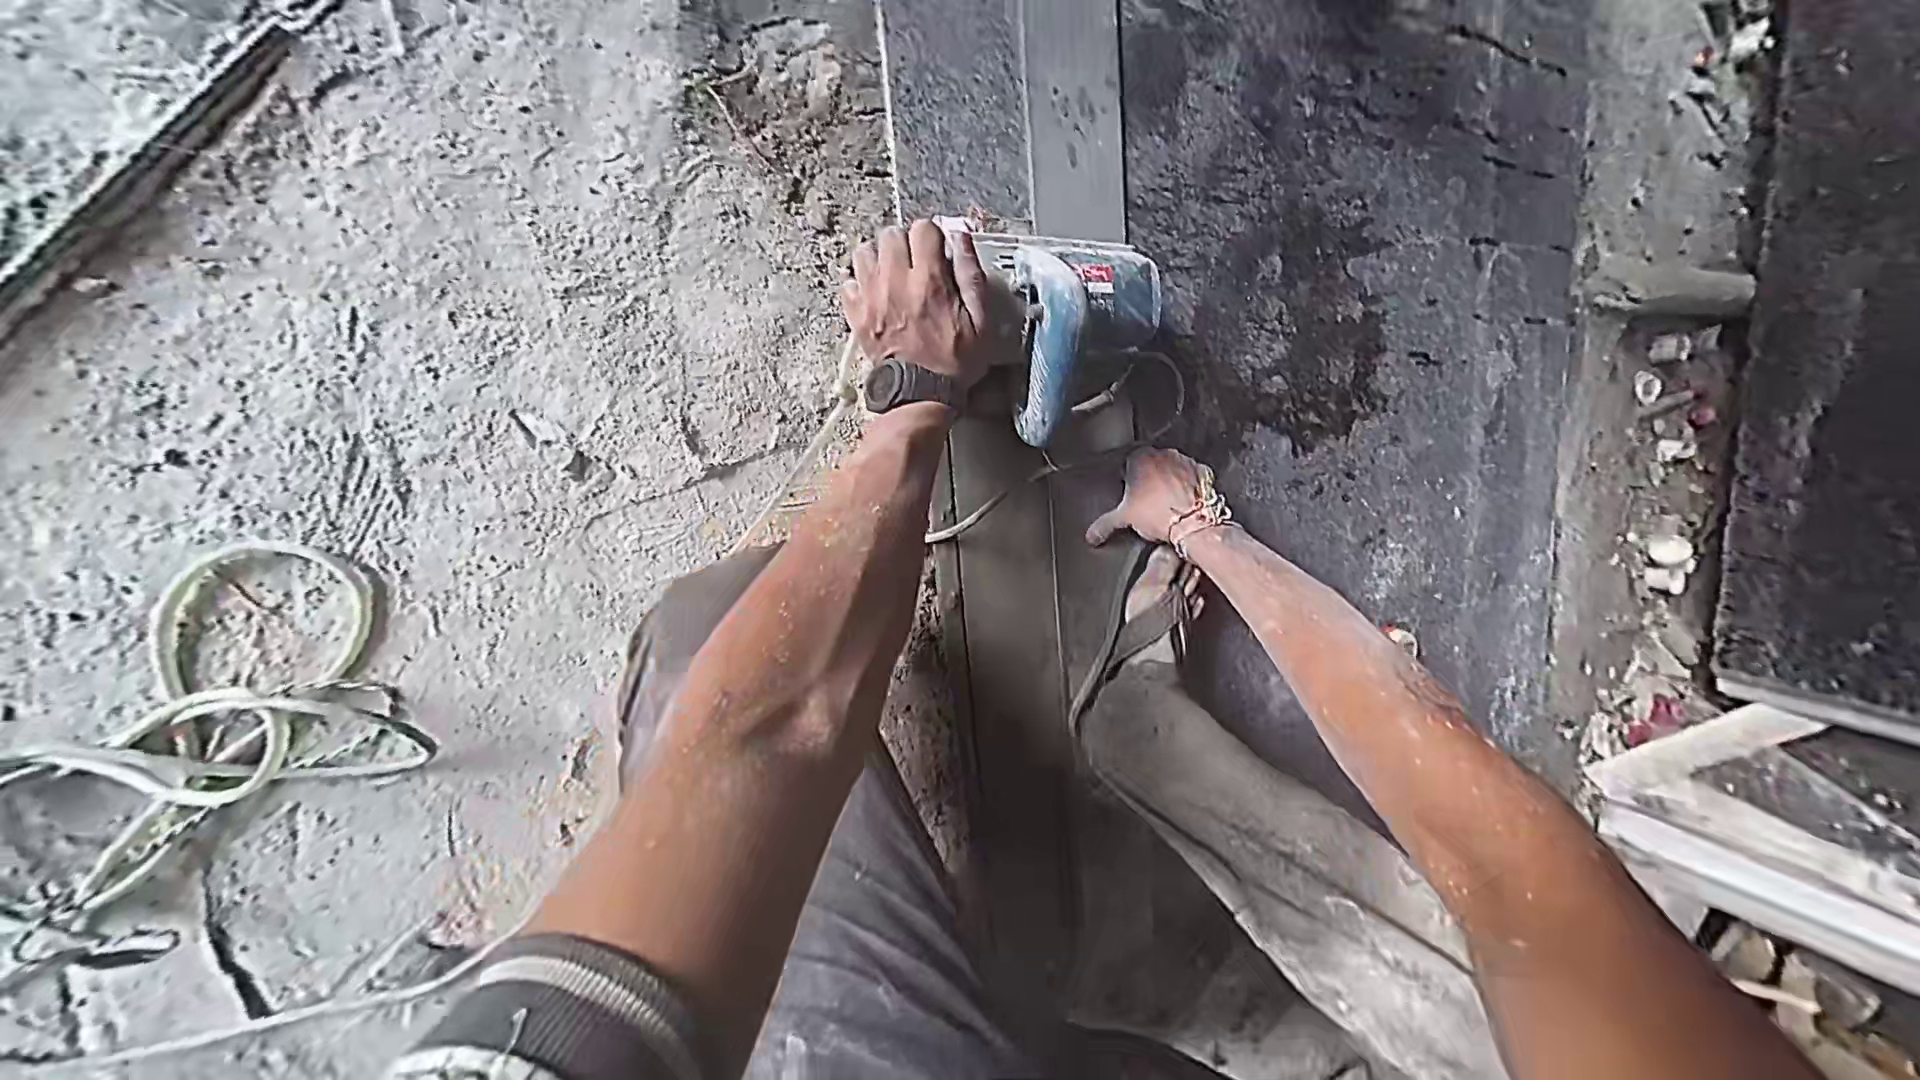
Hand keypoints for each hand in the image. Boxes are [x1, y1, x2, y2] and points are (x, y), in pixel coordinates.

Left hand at [842, 220, 997, 389]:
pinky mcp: (856, 316)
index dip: (933, 237)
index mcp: (929, 281)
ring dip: (879, 259)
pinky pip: (847, 283)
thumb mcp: (981, 322)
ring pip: (864, 253)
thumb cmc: (954, 363)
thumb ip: (972, 275)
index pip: (923, 228)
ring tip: (891, 277)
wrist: (920, 395)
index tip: (937, 254)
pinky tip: (874, 296)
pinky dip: (859, 285)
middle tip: (914, 265)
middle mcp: (895, 283)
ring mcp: (871, 298)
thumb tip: (962, 238)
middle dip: (904, 245)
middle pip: (890, 234)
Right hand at [1086, 447, 1213, 544]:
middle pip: (1150, 464)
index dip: (1126, 478)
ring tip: (1164, 503)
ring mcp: (1185, 462)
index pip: (1127, 462)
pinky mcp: (1203, 472)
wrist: (1195, 524)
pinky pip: (1191, 476)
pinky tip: (1182, 502)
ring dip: (1168, 480)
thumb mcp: (1125, 519)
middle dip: (1147, 478)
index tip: (1127, 490)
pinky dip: (1187, 486)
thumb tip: (1092, 534)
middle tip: (1144, 499)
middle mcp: (1164, 454)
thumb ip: (1105, 524)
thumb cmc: (1160, 514)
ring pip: (1171, 468)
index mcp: (1140, 458)